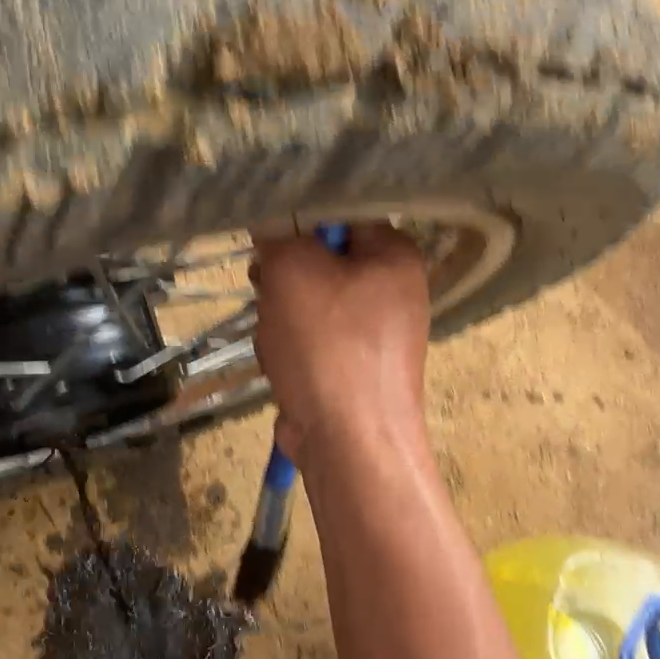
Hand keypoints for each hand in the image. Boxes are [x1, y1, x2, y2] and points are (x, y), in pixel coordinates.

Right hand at [251, 223, 430, 464]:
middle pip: (322, 261)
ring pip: (310, 304)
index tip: (264, 235)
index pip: (341, 215)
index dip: (298, 220)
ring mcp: (377, 336)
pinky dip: (290, 350)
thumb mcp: (293, 272)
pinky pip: (313, 343)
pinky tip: (281, 366)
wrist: (350, 443)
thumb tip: (271, 226)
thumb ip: (279, 236)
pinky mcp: (356, 370)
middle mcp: (395, 291)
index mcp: (395, 256)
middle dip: (284, 277)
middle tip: (264, 286)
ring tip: (275, 337)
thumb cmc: (328, 346)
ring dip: (279, 316)